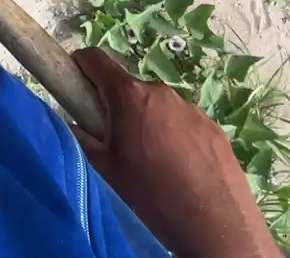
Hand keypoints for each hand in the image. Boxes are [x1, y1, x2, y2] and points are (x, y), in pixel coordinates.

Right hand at [70, 48, 280, 257]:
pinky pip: (185, 121)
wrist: (218, 230)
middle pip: (129, 87)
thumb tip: (71, 122)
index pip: (95, 58)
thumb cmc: (153, 195)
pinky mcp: (215, 127)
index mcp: (128, 95)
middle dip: (119, 105)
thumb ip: (82, 136)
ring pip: (159, 105)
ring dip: (150, 120)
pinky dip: (177, 135)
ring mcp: (191, 108)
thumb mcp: (105, 168)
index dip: (81, 65)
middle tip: (120, 140)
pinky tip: (183, 167)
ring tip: (156, 160)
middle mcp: (160, 92)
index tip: (78, 84)